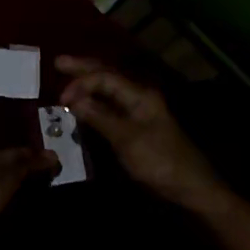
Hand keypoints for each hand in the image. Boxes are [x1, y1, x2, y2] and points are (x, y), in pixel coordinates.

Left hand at [0, 147, 59, 235]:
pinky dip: (22, 201)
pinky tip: (33, 204)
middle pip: (17, 168)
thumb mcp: (10, 176)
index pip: (18, 152)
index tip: (57, 163)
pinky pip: (10, 200)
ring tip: (47, 190)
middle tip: (55, 177)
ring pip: (15, 185)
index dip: (37, 156)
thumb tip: (54, 155)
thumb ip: (32, 165)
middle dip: (35, 172)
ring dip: (30, 187)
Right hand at [58, 56, 225, 210]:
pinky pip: (111, 107)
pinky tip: (83, 105)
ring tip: (67, 78)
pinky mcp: (136, 127)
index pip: (105, 77)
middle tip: (58, 62)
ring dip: (88, 84)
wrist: (190, 187)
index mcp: (140, 95)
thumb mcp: (127, 139)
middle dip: (83, 69)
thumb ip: (100, 116)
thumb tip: (73, 98)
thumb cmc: (160, 161)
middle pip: (108, 76)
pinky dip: (95, 103)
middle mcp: (139, 97)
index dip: (80, 83)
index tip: (60, 98)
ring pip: (109, 91)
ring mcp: (138, 112)